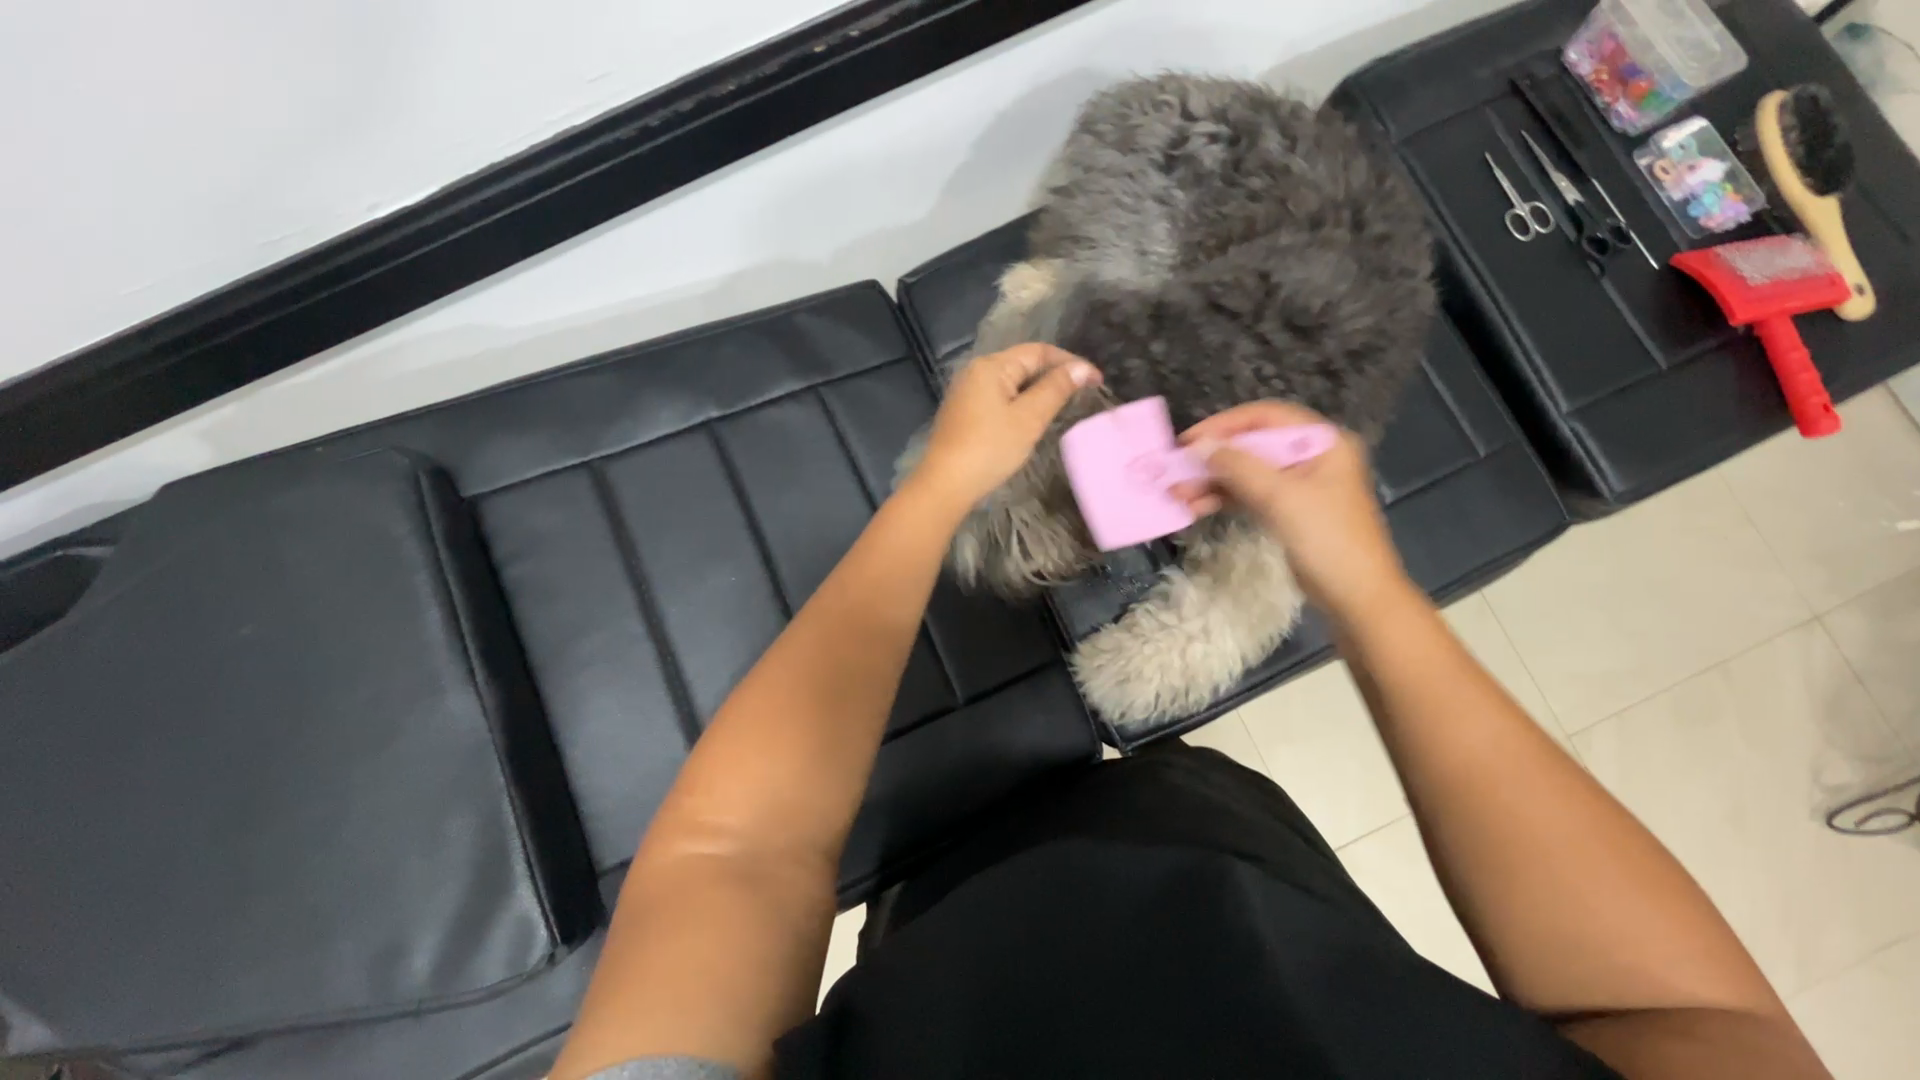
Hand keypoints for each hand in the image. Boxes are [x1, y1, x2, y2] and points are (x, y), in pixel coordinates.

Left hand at [909, 344, 1100, 511]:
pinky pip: (999, 397)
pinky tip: (1032, 419)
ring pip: (1012, 382)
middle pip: (1023, 364)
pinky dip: (1020, 402)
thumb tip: (1081, 368)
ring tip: (1063, 404)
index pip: (1038, 352)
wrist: (945, 484)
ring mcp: (967, 392)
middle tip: (1083, 393)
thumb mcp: (1029, 418)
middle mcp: (976, 371)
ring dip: (1038, 389)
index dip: (1070, 362)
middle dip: (1055, 374)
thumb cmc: (989, 449)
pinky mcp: (964, 412)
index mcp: (991, 366)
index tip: (1096, 380)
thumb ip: (1056, 389)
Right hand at [1175, 401, 1415, 624]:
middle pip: (1253, 445)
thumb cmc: (1327, 539)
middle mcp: (1311, 456)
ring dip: (1212, 482)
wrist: (1357, 597)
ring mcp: (1299, 485)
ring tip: (1177, 495)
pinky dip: (1224, 499)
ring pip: (1247, 473)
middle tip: (1175, 472)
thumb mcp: (1282, 497)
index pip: (1266, 417)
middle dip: (1212, 459)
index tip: (1188, 441)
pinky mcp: (1288, 511)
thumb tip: (1198, 446)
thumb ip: (1239, 466)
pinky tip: (1196, 507)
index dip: (1224, 425)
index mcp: (1322, 442)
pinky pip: (1250, 495)